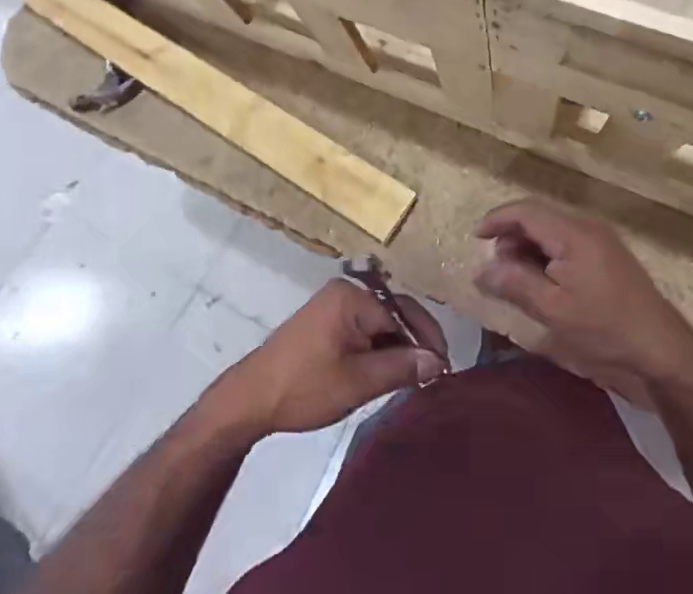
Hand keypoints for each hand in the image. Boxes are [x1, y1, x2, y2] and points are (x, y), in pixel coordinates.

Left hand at [220, 279, 447, 434]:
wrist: (247, 402)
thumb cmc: (303, 388)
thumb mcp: (358, 381)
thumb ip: (402, 367)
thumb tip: (439, 363)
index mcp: (354, 296)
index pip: (405, 314)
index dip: (427, 342)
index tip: (445, 370)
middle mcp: (346, 291)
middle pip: (395, 315)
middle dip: (414, 345)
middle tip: (433, 376)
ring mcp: (334, 304)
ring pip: (381, 325)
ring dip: (397, 350)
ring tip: (413, 378)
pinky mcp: (326, 321)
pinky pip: (364, 330)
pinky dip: (378, 350)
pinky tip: (387, 371)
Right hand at [472, 200, 692, 405]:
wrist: (659, 347)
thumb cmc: (603, 328)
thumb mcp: (552, 309)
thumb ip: (514, 284)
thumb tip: (481, 270)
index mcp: (573, 233)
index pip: (527, 211)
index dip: (497, 219)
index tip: (475, 237)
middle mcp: (588, 227)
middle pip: (540, 218)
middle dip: (512, 236)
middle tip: (496, 267)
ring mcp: (602, 240)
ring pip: (554, 231)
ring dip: (530, 247)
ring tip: (515, 278)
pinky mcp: (609, 255)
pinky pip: (569, 243)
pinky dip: (548, 255)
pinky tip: (542, 281)